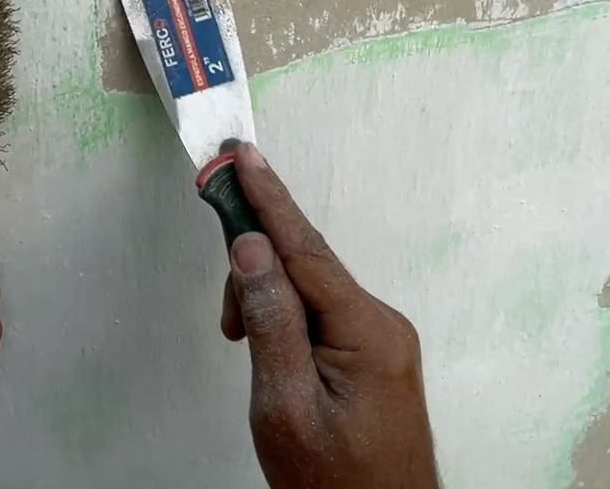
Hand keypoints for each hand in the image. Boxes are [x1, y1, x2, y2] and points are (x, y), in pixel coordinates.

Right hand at [219, 144, 437, 487]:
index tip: (242, 154)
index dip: (268, 197)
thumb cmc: (328, 482)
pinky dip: (283, 317)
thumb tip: (250, 244)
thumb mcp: (284, 405)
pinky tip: (269, 351)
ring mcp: (378, 333)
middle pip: (302, 265)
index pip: (304, 247)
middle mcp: (379, 320)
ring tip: (249, 352)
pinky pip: (316, 309)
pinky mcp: (370, 348)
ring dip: (266, 303)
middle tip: (229, 324)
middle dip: (255, 276)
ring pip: (305, 287)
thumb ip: (269, 319)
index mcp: (367, 330)